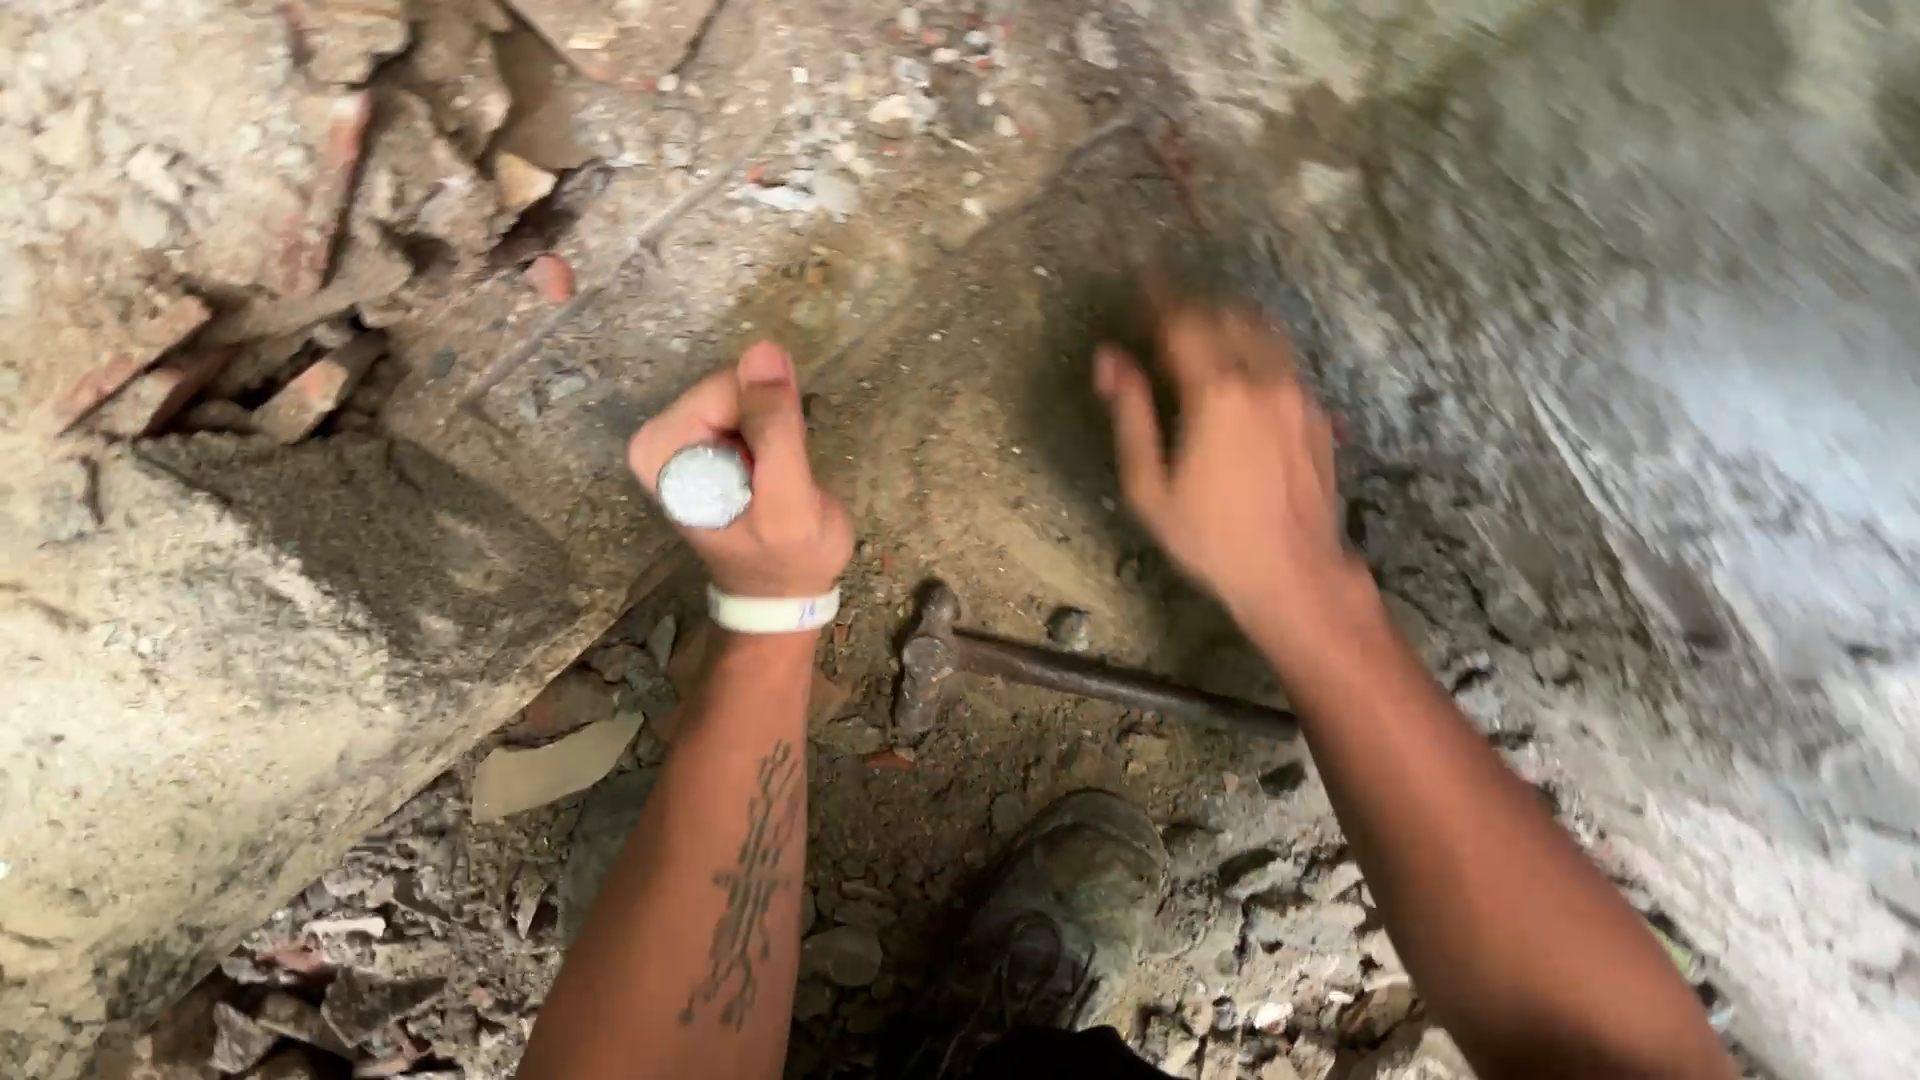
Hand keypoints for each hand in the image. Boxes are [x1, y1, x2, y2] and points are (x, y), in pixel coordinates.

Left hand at [629, 342, 853, 597]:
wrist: (782, 595)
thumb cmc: (788, 557)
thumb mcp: (789, 500)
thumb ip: (776, 428)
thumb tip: (765, 350)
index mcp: (661, 448)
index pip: (729, 387)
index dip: (770, 421)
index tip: (780, 468)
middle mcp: (658, 436)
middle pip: (736, 389)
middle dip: (771, 427)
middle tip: (782, 477)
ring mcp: (680, 439)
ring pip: (748, 397)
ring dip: (776, 434)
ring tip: (778, 480)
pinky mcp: (704, 443)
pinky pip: (750, 410)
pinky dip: (773, 438)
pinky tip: (774, 474)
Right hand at [1094, 306, 1368, 634]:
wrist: (1293, 573)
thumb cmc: (1209, 537)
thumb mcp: (1149, 486)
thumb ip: (1130, 415)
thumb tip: (1109, 360)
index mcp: (1216, 393)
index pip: (1183, 323)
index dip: (1158, 299)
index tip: (1140, 282)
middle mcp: (1263, 379)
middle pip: (1226, 316)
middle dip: (1192, 306)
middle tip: (1164, 310)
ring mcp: (1298, 394)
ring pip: (1263, 331)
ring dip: (1228, 319)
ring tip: (1202, 327)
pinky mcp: (1317, 413)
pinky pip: (1284, 360)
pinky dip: (1256, 348)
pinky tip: (1240, 369)